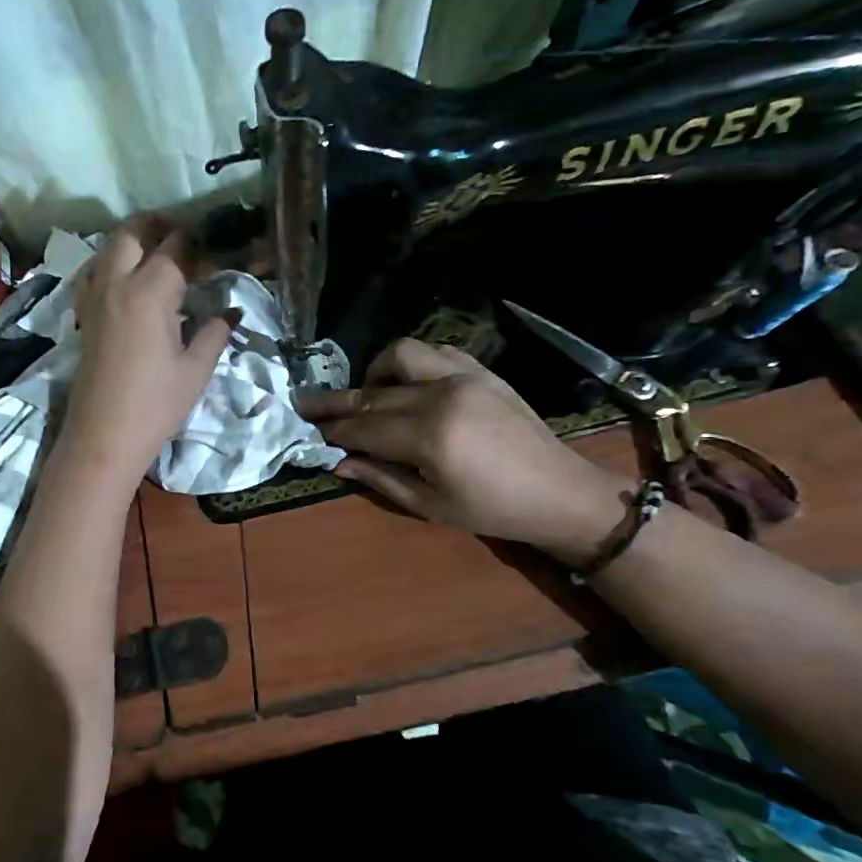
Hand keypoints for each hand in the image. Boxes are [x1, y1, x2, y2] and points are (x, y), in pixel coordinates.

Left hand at [60, 219, 233, 485]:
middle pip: (133, 233)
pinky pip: (94, 272)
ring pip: (108, 248)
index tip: (217, 249)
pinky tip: (127, 280)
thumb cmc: (156, 405)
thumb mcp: (196, 370)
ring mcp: (94, 297)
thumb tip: (230, 311)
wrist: (103, 436)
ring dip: (134, 240)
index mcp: (149, 292)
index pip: (176, 249)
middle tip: (185, 238)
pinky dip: (111, 263)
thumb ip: (215, 333)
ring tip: (158, 254)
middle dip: (160, 226)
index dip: (199, 244)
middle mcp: (117, 283)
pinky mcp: (84, 315)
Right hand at [298, 339, 626, 556]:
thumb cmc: (492, 510)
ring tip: (363, 393)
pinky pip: (434, 351)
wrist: (557, 491)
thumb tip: (337, 462)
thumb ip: (380, 478)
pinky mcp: (480, 370)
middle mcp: (441, 396)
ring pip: (400, 356)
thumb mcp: (431, 505)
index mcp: (429, 437)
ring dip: (372, 372)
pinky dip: (410, 362)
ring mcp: (463, 376)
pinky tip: (404, 382)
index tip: (306, 429)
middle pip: (373, 393)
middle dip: (335, 402)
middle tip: (305, 403)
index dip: (333, 430)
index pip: (364, 427)